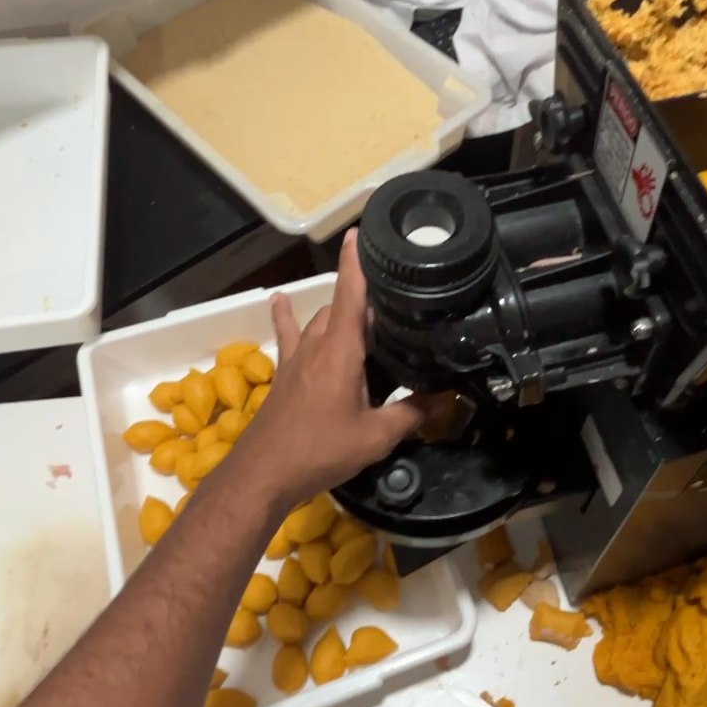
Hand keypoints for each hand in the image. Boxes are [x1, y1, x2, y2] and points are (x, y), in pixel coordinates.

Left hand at [235, 229, 424, 507]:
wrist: (264, 473)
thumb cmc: (321, 450)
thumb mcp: (376, 436)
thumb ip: (410, 414)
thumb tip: (442, 401)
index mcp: (340, 351)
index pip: (350, 295)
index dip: (356, 263)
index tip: (359, 233)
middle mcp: (316, 346)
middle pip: (338, 308)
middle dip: (361, 298)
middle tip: (391, 305)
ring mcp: (295, 360)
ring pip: (317, 322)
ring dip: (336, 313)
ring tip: (360, 313)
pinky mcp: (285, 376)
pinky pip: (291, 338)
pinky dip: (291, 319)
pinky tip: (282, 303)